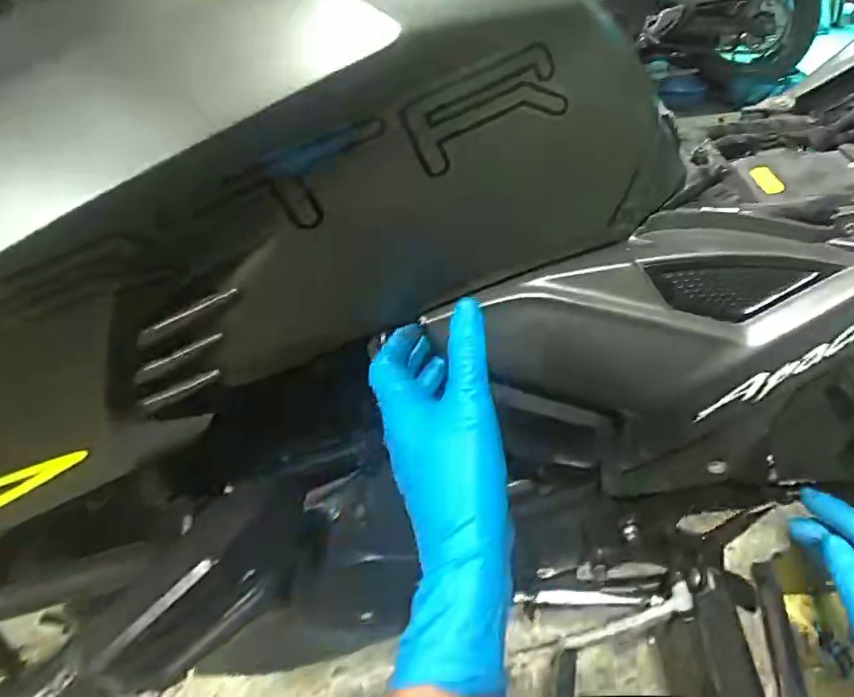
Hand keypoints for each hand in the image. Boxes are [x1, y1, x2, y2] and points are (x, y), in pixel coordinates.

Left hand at [370, 298, 511, 695]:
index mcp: (400, 411)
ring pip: (416, 406)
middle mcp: (402, 430)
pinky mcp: (435, 472)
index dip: (397, 342)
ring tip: (454, 362)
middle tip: (438, 336)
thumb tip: (465, 307)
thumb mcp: (469, 403)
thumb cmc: (462, 468)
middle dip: (415, 358)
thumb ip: (467, 355)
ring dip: (430, 381)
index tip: (418, 324)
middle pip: (399, 386)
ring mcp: (417, 455)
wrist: (466, 545)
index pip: (384, 366)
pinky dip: (443, 404)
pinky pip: (432, 426)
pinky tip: (467, 405)